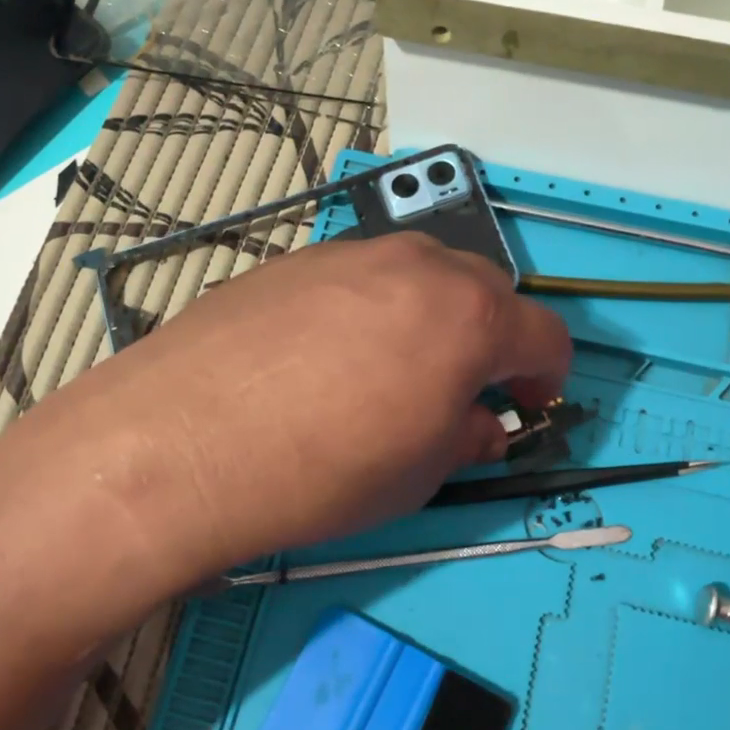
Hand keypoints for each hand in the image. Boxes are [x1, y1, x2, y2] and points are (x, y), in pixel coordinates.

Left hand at [0, 232, 572, 592]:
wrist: (182, 443)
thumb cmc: (325, 470)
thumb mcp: (419, 475)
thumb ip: (466, 438)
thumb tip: (479, 423)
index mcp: (468, 315)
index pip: (543, 334)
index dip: (546, 376)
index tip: (528, 406)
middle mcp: (415, 266)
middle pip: (483, 291)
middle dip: (489, 338)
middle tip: (461, 391)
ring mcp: (346, 255)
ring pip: (415, 277)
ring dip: (426, 318)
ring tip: (389, 375)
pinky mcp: (288, 262)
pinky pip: (354, 280)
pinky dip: (366, 312)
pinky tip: (323, 362)